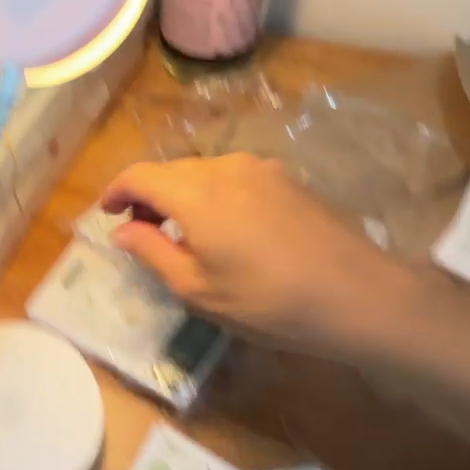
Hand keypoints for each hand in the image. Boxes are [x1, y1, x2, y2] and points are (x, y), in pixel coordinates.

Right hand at [101, 154, 444, 362]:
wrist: (363, 297)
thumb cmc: (270, 301)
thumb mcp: (197, 289)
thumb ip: (151, 251)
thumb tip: (121, 230)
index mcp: (194, 193)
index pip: (138, 175)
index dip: (115, 191)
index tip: (107, 214)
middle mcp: (223, 168)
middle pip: (169, 170)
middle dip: (147, 195)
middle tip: (141, 231)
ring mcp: (259, 169)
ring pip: (200, 172)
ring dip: (180, 194)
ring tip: (183, 232)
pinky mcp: (286, 178)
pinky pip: (232, 177)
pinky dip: (211, 194)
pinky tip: (225, 228)